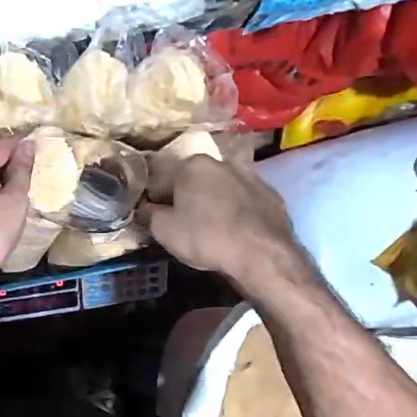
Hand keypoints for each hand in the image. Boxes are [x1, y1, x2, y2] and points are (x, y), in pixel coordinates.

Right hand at [141, 153, 311, 296]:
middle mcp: (222, 162)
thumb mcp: (164, 231)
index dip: (156, 201)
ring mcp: (251, 176)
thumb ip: (149, 215)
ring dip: (214, 203)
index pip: (162, 180)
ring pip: (222, 189)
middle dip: (187, 198)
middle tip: (184, 224)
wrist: (262, 254)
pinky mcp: (272, 195)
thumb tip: (145, 208)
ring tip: (212, 230)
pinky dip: (238, 212)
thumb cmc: (206, 238)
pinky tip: (236, 232)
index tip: (157, 218)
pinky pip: (245, 202)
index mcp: (192, 165)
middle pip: (195, 181)